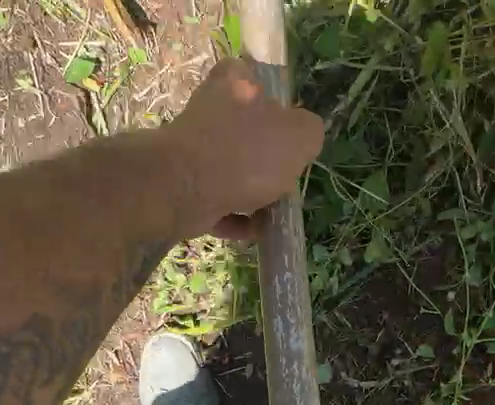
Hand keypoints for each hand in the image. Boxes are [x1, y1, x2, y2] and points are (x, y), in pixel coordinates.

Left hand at [166, 59, 323, 235]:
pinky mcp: (184, 185)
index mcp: (235, 82)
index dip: (275, 111)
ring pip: (232, 171)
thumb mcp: (301, 136)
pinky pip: (218, 202)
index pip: (256, 83)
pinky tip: (255, 231)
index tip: (288, 140)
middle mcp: (211, 110)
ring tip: (274, 215)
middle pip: (247, 135)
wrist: (186, 189)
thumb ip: (310, 132)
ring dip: (252, 195)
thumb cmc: (247, 154)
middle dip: (266, 162)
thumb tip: (303, 139)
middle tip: (285, 184)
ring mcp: (194, 149)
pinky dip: (236, 217)